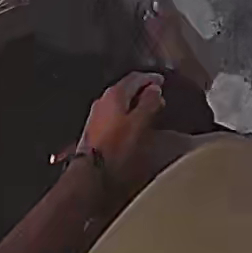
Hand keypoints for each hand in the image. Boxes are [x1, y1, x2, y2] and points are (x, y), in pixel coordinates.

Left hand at [73, 72, 164, 188]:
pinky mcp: (94, 129)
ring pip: (120, 101)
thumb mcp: (139, 124)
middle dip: (143, 90)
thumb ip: (149, 104)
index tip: (162, 81)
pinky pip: (115, 113)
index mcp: (114, 93)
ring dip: (135, 103)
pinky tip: (132, 123)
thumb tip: (155, 89)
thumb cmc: (117, 147)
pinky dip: (127, 113)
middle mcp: (103, 99)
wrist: (89, 175)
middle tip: (158, 96)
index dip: (150, 78)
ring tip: (148, 110)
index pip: (135, 78)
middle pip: (126, 88)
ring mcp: (96, 114)